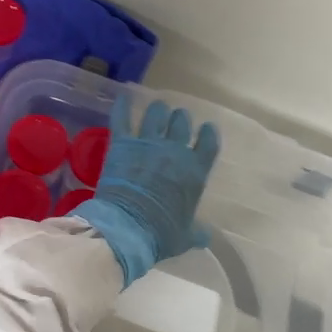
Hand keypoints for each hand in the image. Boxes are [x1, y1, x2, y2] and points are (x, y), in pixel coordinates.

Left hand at [72, 93, 220, 286]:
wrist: (128, 228)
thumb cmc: (161, 233)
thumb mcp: (186, 236)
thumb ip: (197, 231)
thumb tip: (205, 235)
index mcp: (195, 171)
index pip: (209, 142)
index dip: (208, 132)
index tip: (206, 128)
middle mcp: (174, 151)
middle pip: (181, 123)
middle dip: (181, 119)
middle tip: (178, 118)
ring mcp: (147, 144)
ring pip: (156, 114)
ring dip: (159, 110)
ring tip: (158, 107)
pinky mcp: (122, 143)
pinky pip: (122, 118)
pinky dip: (122, 105)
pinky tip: (124, 95)